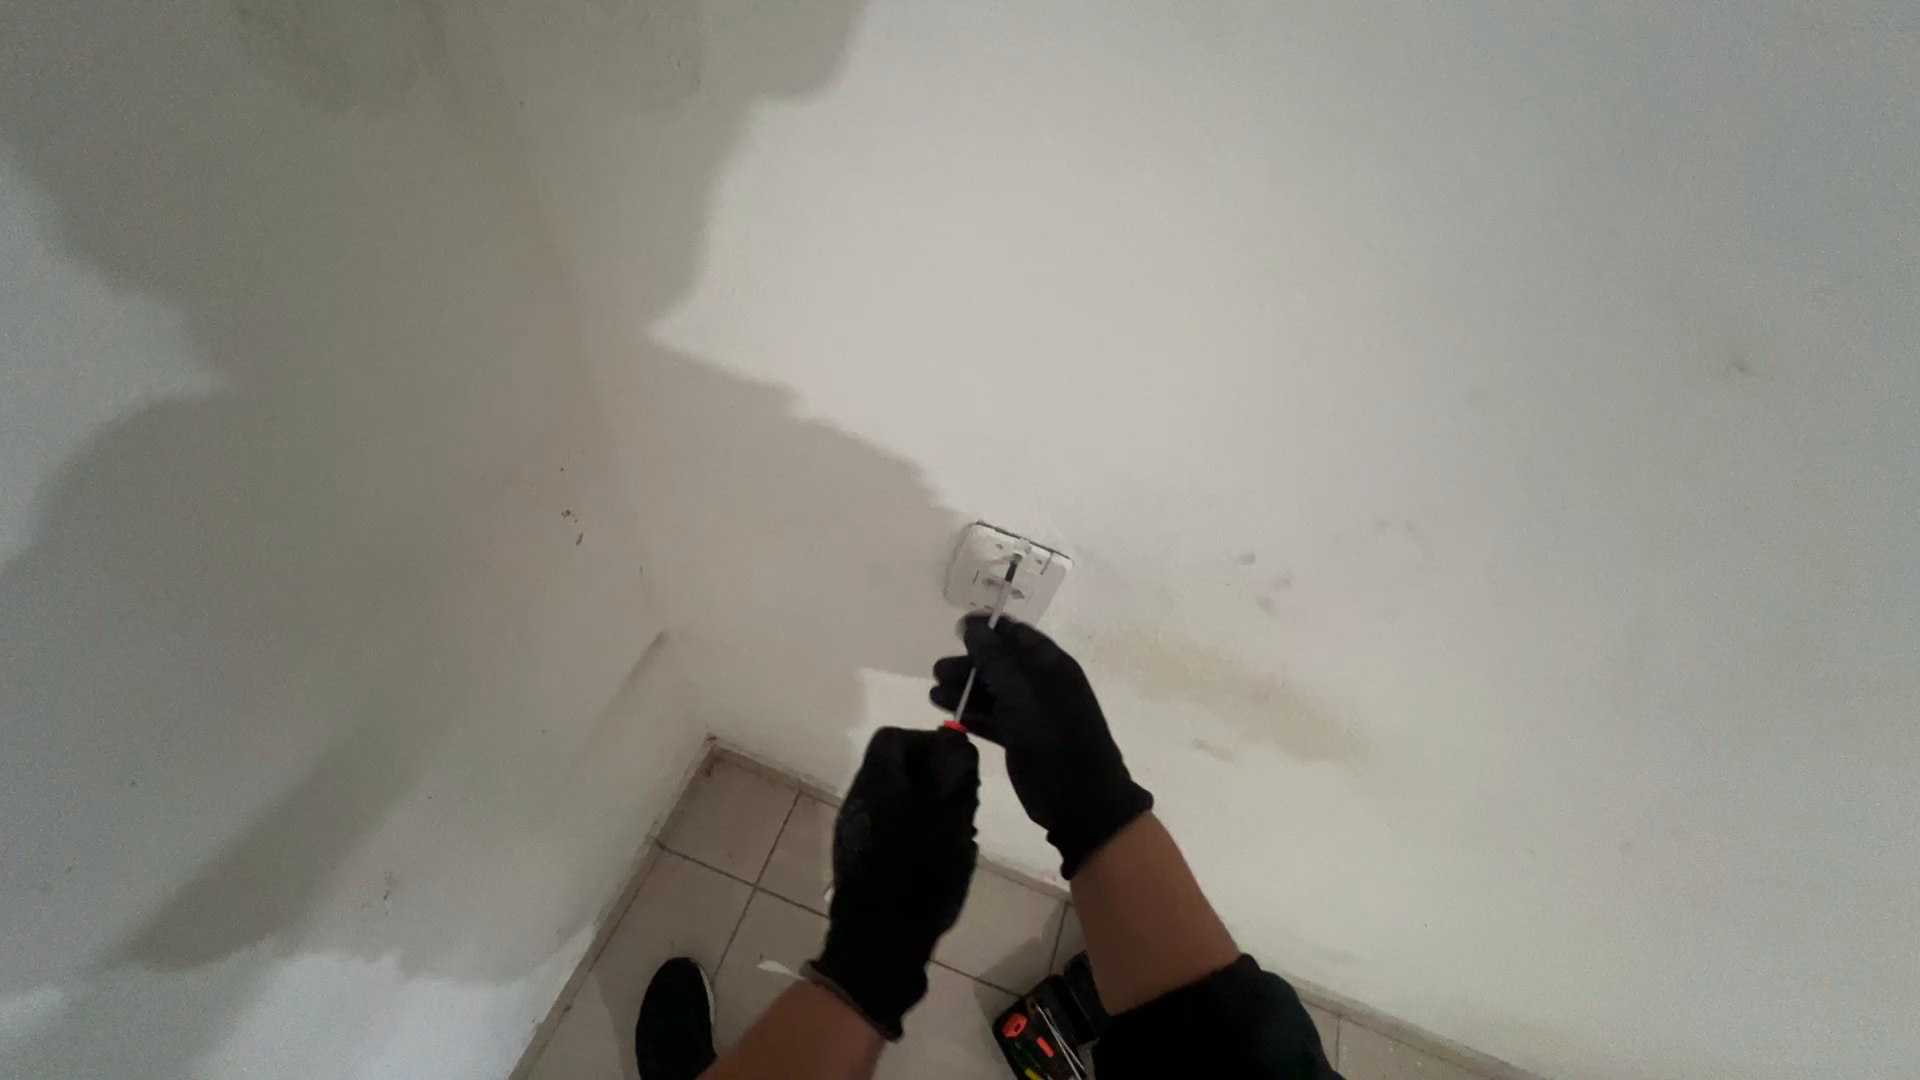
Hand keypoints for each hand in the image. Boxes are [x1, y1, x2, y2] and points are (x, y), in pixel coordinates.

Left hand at [805, 727, 978, 1039]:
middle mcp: (858, 800)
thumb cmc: (918, 869)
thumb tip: (954, 740)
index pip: (894, 738)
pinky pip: (892, 831)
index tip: (956, 763)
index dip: (927, 742)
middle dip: (933, 778)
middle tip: (964, 803)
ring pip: (897, 802)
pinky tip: (939, 859)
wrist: (879, 944)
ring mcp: (855, 832)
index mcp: (875, 781)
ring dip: (928, 808)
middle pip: (896, 770)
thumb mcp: (949, 810)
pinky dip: (916, 834)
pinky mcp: (859, 861)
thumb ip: (954, 767)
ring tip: (958, 833)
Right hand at [930, 616, 1152, 877]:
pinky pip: (992, 718)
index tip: (957, 627)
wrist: (1081, 799)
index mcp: (1051, 665)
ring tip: (934, 694)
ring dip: (965, 689)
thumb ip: (995, 661)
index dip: (989, 627)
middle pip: (1000, 663)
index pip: (1017, 635)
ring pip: (993, 692)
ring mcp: (1032, 713)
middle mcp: (1041, 684)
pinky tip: (948, 714)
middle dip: (969, 663)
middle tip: (938, 670)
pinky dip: (971, 714)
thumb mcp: (1021, 695)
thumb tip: (973, 627)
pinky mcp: (1021, 738)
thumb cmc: (1054, 738)